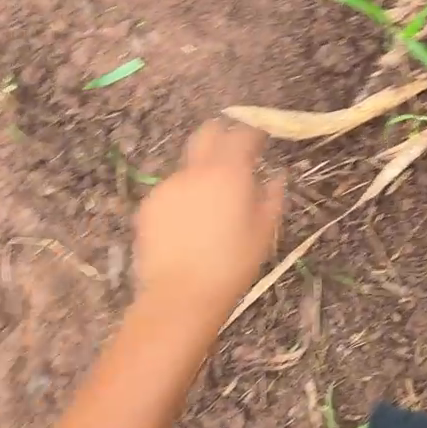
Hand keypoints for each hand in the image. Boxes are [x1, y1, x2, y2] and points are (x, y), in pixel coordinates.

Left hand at [134, 118, 284, 322]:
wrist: (182, 294)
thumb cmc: (232, 266)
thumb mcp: (263, 233)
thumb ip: (271, 198)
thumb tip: (276, 178)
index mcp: (230, 173)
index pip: (243, 135)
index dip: (254, 133)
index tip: (261, 139)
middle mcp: (196, 171)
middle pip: (207, 133)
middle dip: (222, 135)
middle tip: (234, 153)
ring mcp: (169, 186)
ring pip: (188, 166)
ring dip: (202, 173)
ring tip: (211, 203)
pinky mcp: (149, 204)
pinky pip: (172, 191)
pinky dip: (184, 197)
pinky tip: (189, 224)